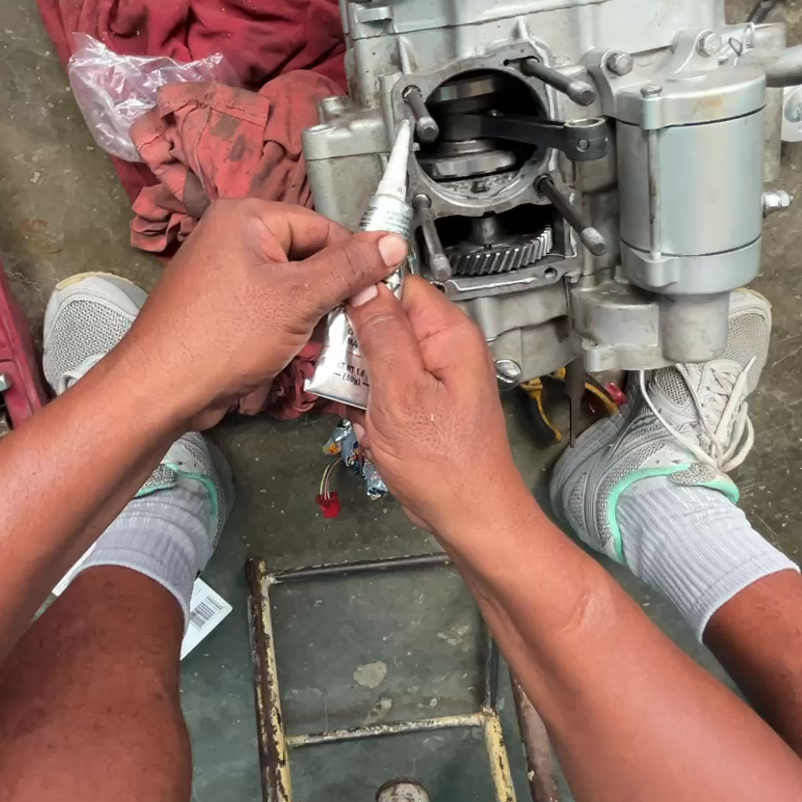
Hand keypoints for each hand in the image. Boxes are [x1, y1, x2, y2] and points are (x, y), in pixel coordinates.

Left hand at [112, 199, 406, 426]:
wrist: (160, 390)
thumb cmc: (223, 337)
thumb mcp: (298, 298)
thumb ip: (349, 269)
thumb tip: (393, 243)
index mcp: (247, 216)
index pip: (323, 227)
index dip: (353, 260)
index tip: (378, 291)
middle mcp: (233, 236)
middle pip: (308, 256)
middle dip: (331, 292)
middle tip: (350, 321)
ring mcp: (225, 272)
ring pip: (292, 285)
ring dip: (313, 313)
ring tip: (320, 339)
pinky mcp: (223, 305)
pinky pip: (270, 305)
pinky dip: (289, 325)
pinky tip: (296, 349)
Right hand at [345, 275, 527, 534]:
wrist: (469, 516)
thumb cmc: (441, 461)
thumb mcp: (400, 392)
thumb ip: (382, 334)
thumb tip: (363, 284)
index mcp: (447, 333)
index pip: (398, 285)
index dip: (361, 297)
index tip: (331, 320)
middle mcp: (445, 346)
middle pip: (384, 321)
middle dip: (355, 349)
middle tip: (338, 376)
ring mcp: (435, 374)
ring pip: (380, 357)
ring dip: (359, 382)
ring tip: (358, 411)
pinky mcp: (425, 400)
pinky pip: (388, 386)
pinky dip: (372, 404)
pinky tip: (369, 428)